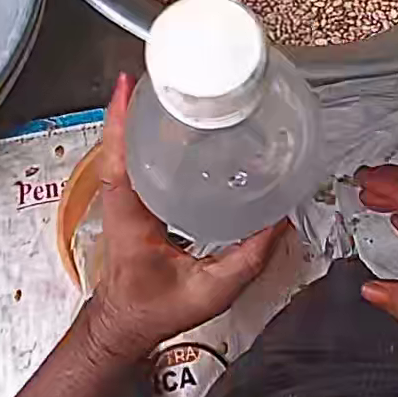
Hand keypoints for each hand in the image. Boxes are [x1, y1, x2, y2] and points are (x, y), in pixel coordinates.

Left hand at [79, 73, 288, 361]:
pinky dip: (141, 133)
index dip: (120, 121)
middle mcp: (121, 201)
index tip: (127, 86)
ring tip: (163, 87)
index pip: (118, 161)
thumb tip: (279, 222)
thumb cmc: (155, 310)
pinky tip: (167, 123)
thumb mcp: (210, 291)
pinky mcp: (132, 200)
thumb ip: (248, 258)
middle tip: (159, 73)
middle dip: (134, 104)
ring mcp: (123, 199)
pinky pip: (132, 158)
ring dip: (136, 115)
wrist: (126, 323)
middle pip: (119, 142)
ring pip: (123, 147)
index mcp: (131, 218)